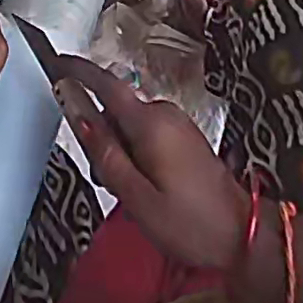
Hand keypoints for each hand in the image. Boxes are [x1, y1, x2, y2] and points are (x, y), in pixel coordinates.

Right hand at [57, 55, 249, 270]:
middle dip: (100, 137)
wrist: (248, 239)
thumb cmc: (189, 223)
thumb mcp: (135, 194)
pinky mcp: (184, 133)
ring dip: (118, 148)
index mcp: (149, 123)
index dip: (77, 70)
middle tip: (108, 181)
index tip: (54, 63)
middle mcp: (163, 112)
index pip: (105, 84)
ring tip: (131, 192)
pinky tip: (146, 184)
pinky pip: (145, 131)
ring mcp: (176, 122)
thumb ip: (102, 149)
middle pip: (113, 109)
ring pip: (127, 123)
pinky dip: (134, 150)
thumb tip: (74, 108)